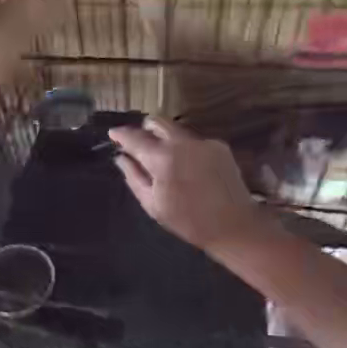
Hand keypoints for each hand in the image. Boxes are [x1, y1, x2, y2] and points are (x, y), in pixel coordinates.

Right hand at [109, 117, 273, 253]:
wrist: (234, 225)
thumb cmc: (188, 221)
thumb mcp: (153, 204)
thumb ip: (134, 177)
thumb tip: (121, 158)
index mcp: (163, 158)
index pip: (135, 137)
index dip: (121, 134)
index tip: (113, 134)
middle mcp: (183, 142)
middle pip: (157, 122)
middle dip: (144, 129)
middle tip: (138, 143)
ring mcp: (203, 142)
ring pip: (176, 129)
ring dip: (164, 137)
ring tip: (163, 158)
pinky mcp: (219, 146)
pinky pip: (193, 140)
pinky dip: (184, 147)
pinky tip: (187, 167)